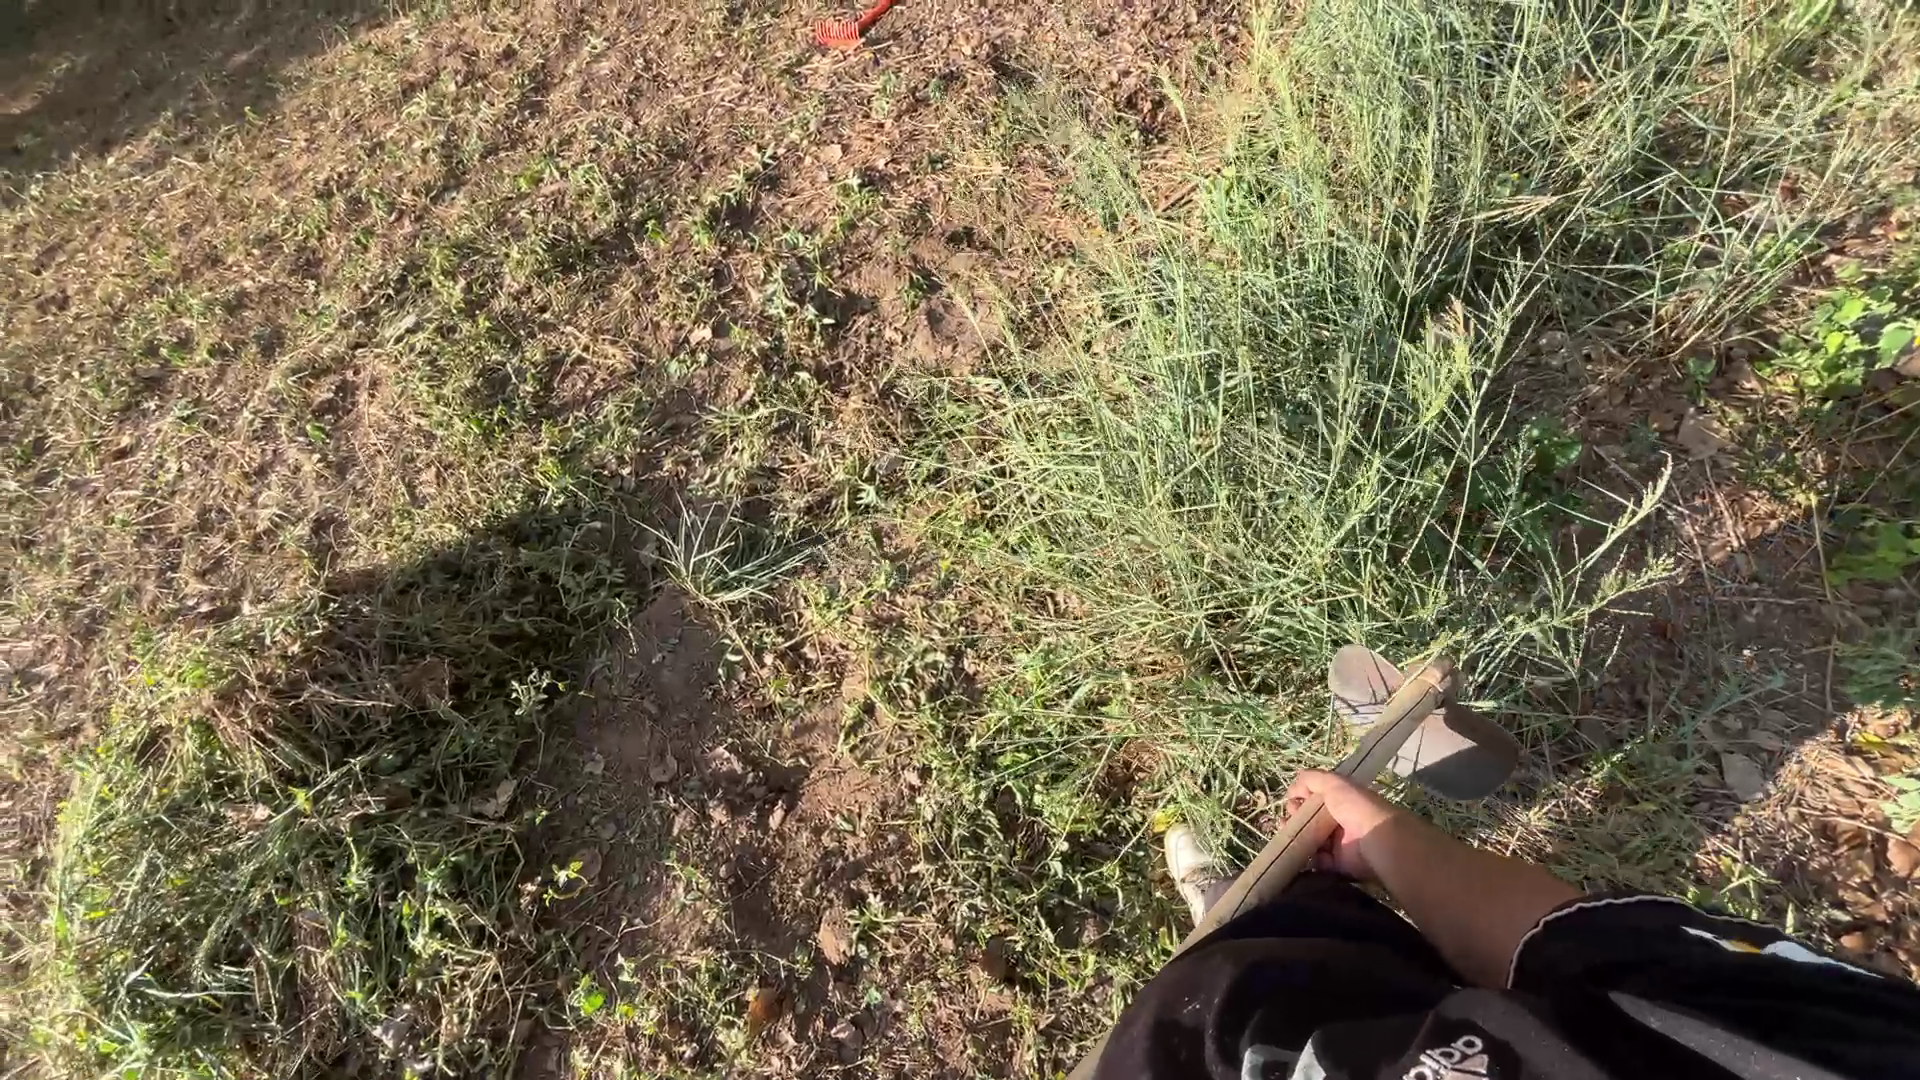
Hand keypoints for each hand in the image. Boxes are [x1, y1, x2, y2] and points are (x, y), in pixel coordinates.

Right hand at [1282, 770, 1408, 883]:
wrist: (1378, 840)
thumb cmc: (1356, 807)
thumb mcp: (1333, 782)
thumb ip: (1310, 779)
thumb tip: (1292, 789)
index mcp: (1341, 801)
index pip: (1314, 798)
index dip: (1300, 799)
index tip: (1292, 802)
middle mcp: (1340, 821)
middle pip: (1310, 820)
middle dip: (1295, 818)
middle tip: (1288, 821)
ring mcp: (1340, 844)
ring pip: (1311, 840)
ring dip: (1296, 837)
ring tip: (1288, 836)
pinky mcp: (1340, 864)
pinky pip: (1318, 861)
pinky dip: (1307, 857)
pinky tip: (1298, 851)